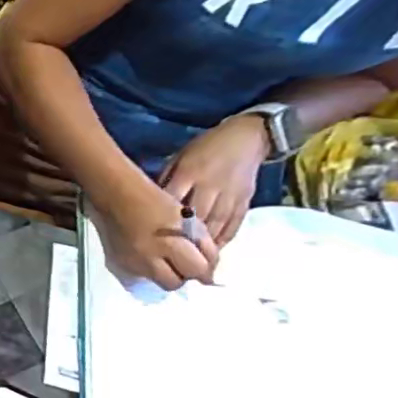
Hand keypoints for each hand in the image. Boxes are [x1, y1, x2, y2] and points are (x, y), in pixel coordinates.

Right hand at [95, 182, 218, 291]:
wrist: (115, 195)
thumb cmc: (155, 200)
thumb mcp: (187, 218)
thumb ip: (201, 242)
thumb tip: (208, 263)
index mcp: (168, 243)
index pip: (197, 270)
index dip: (206, 267)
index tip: (205, 260)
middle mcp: (147, 259)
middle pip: (175, 283)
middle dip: (183, 274)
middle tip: (186, 261)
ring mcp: (130, 263)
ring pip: (157, 282)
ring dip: (167, 274)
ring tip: (167, 258)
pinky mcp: (118, 263)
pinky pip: (142, 275)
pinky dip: (151, 269)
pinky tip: (150, 254)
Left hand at [159, 115, 268, 245]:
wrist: (248, 138)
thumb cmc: (205, 148)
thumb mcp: (179, 159)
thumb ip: (167, 180)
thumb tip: (153, 202)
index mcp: (190, 173)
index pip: (172, 200)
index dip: (161, 218)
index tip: (149, 235)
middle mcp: (211, 186)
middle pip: (195, 217)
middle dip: (182, 238)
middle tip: (169, 255)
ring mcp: (230, 195)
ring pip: (215, 225)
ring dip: (203, 245)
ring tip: (191, 260)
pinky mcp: (245, 201)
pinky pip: (234, 225)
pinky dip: (223, 239)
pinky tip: (213, 251)